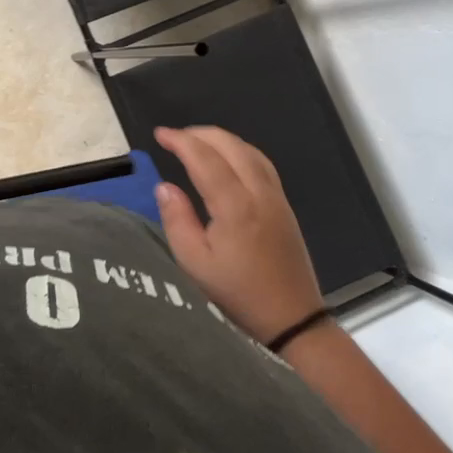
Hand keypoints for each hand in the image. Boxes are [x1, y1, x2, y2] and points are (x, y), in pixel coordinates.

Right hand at [154, 126, 323, 343]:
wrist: (293, 319)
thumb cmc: (238, 293)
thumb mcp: (195, 264)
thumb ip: (177, 220)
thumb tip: (165, 186)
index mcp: (234, 206)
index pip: (204, 158)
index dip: (180, 141)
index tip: (160, 134)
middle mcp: (258, 193)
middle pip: (230, 145)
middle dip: (200, 133)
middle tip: (174, 137)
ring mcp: (276, 197)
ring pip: (249, 151)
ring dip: (221, 139)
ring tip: (197, 142)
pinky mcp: (284, 206)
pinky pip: (261, 163)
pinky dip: (240, 150)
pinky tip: (228, 158)